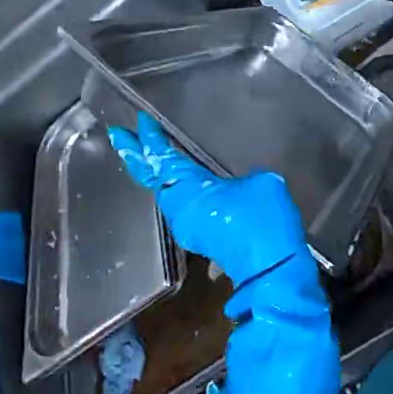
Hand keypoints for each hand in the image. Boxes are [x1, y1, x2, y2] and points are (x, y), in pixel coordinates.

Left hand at [107, 112, 307, 286]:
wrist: (273, 272)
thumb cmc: (263, 222)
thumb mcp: (260, 183)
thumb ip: (241, 178)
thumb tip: (236, 185)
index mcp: (188, 189)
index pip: (162, 158)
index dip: (150, 139)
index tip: (139, 121)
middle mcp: (179, 209)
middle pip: (153, 177)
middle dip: (135, 155)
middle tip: (118, 135)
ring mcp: (187, 227)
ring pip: (166, 194)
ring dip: (157, 173)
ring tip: (149, 155)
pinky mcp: (200, 239)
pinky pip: (182, 207)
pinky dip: (177, 189)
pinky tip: (185, 184)